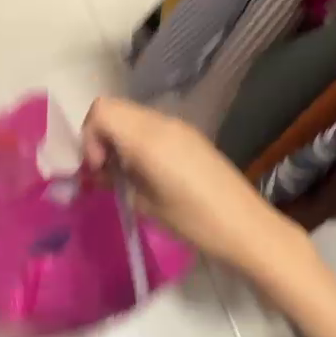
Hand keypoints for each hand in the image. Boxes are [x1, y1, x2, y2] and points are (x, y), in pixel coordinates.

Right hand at [81, 97, 306, 271]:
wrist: (246, 227)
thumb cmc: (192, 221)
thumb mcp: (144, 204)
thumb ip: (116, 181)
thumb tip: (100, 173)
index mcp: (147, 138)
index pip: (101, 112)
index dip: (89, 138)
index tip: (99, 170)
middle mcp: (161, 123)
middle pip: (114, 109)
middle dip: (100, 137)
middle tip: (106, 173)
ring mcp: (179, 126)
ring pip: (132, 116)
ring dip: (119, 139)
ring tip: (126, 176)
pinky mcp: (190, 136)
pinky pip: (152, 126)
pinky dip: (138, 141)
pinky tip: (148, 173)